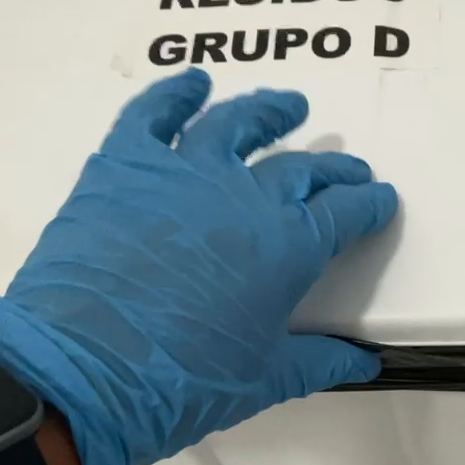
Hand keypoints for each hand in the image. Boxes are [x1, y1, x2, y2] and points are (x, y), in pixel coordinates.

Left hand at [0, 67, 396, 464]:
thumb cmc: (188, 381)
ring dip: (268, 112)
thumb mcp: (267, 379)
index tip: (379, 199)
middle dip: (331, 169)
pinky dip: (175, 92)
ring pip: (235, 125)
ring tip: (289, 105)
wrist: (85, 373)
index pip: (343, 214)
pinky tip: (194, 83)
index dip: (367, 204)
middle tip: (347, 169)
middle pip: (299, 169)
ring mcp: (183, 172)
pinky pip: (153, 113)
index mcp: (288, 248)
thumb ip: (322, 362)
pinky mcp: (124, 165)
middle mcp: (244, 197)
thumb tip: (365, 364)